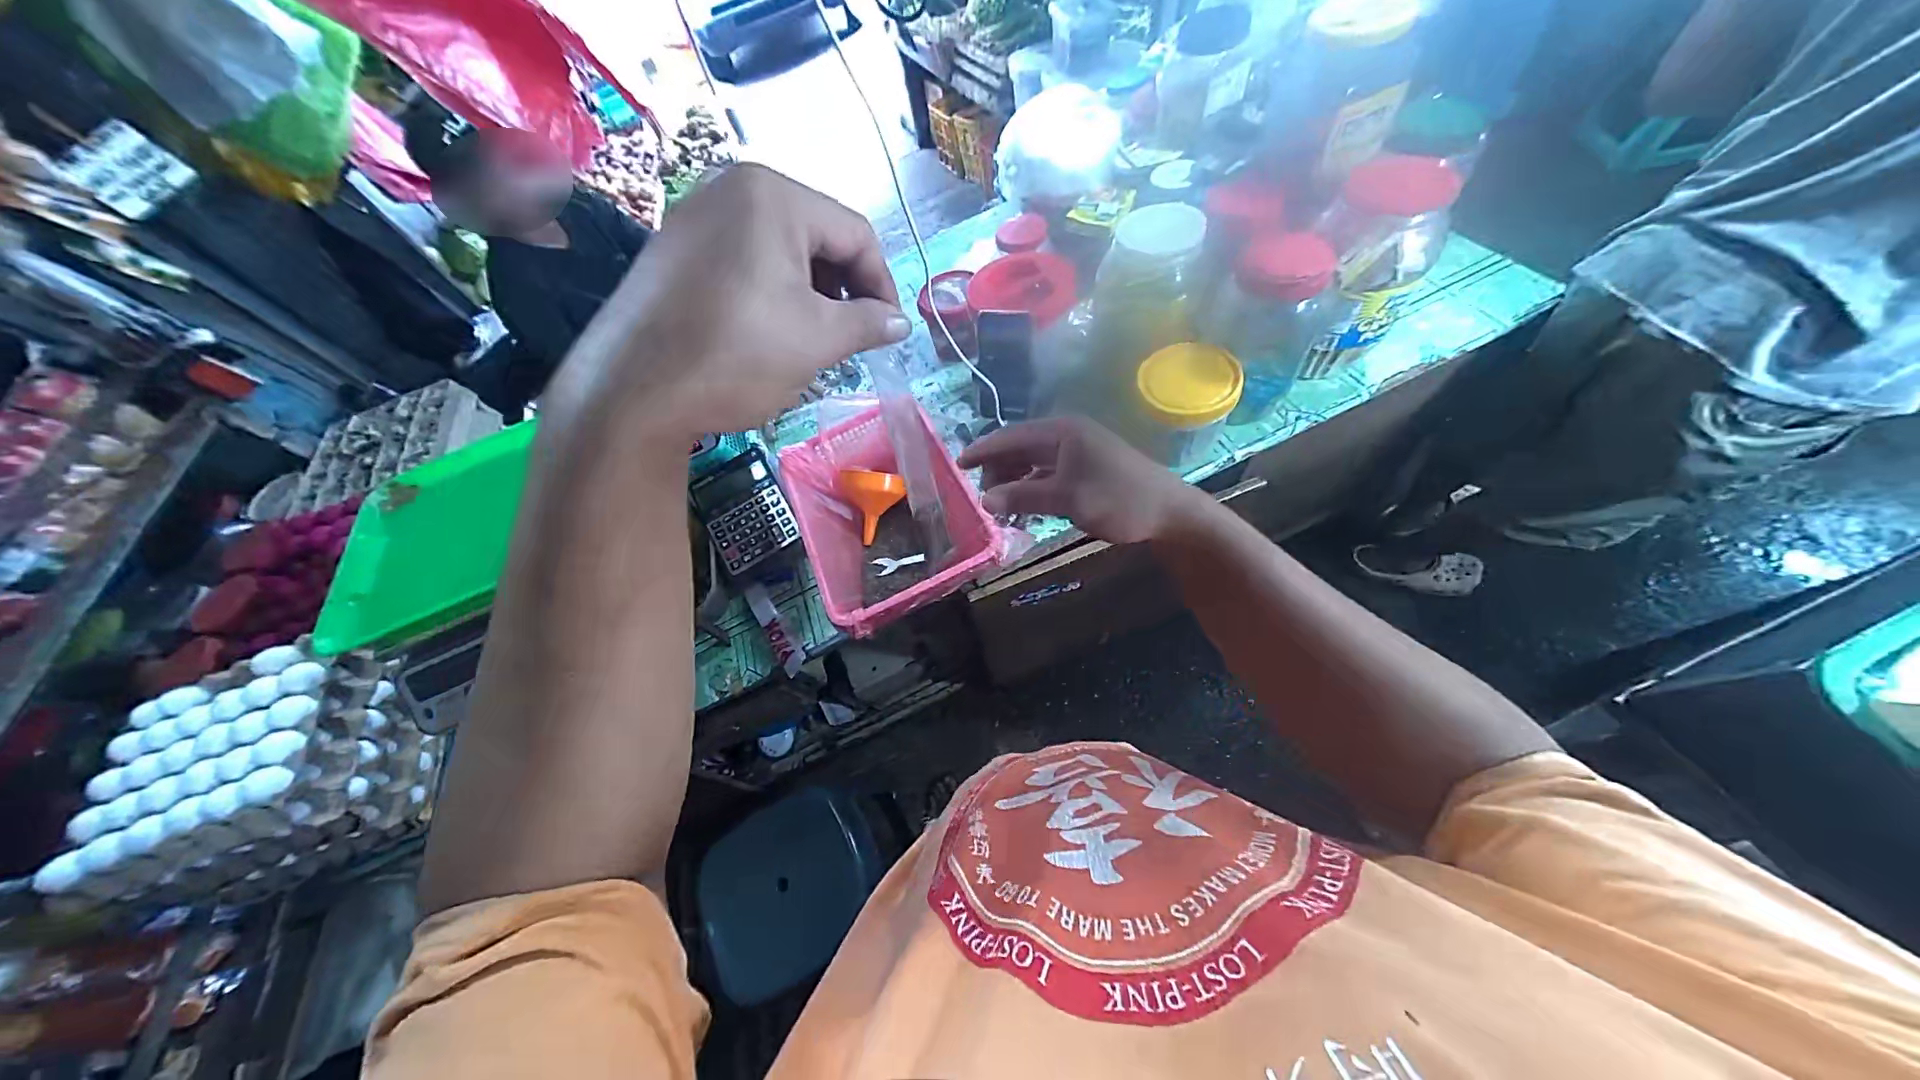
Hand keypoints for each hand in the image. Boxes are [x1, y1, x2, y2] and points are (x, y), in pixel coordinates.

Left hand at [546, 163, 910, 437]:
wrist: (634, 392)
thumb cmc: (738, 355)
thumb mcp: (818, 340)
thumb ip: (869, 323)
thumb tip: (901, 322)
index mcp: (773, 196)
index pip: (855, 234)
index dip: (883, 284)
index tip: (891, 330)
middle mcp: (730, 189)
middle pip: (817, 238)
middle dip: (843, 291)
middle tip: (851, 339)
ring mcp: (695, 218)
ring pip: (780, 252)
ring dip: (810, 295)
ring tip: (813, 341)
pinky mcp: (672, 251)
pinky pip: (742, 262)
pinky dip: (771, 294)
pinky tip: (769, 334)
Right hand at [957, 416, 1206, 544]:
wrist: (1170, 513)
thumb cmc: (1119, 500)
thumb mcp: (1068, 499)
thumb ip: (1024, 497)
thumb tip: (984, 501)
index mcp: (1061, 432)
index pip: (1010, 436)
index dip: (982, 450)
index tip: (957, 466)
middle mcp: (1066, 435)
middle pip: (1018, 448)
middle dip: (997, 472)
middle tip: (986, 502)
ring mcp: (1077, 452)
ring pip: (1031, 463)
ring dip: (1014, 483)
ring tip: (1002, 510)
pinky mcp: (1085, 469)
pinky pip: (1047, 475)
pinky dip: (1032, 490)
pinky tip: (1025, 509)